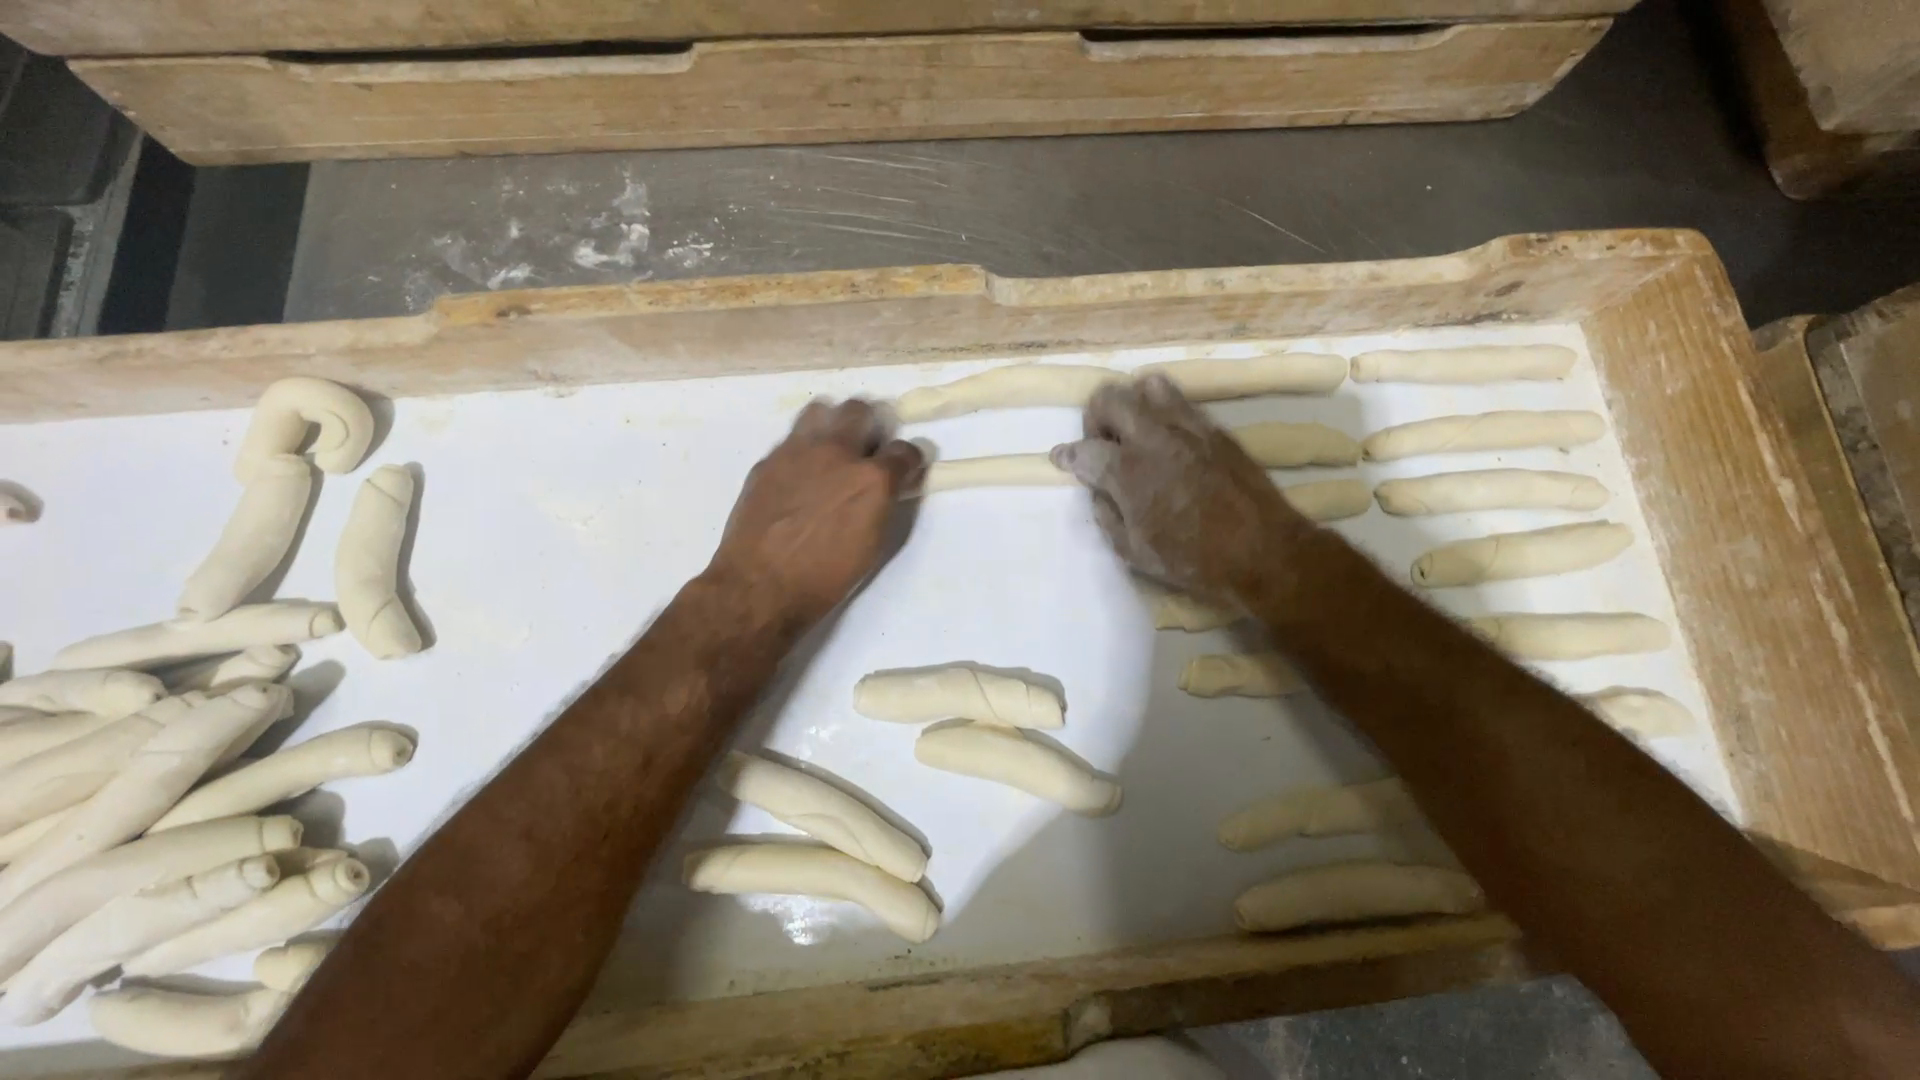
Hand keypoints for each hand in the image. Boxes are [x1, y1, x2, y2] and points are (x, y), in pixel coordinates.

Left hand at [707, 399, 924, 629]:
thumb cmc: (824, 578)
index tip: (903, 469)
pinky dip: (802, 449)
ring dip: (832, 424)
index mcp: (872, 479)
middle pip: (860, 410)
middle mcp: (837, 453)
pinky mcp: (768, 460)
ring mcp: (797, 451)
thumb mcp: (871, 545)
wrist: (761, 585)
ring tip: (830, 449)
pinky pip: (791, 439)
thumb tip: (889, 487)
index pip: (905, 451)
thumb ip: (884, 505)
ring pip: (820, 409)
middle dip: (870, 426)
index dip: (907, 460)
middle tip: (865, 450)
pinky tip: (799, 475)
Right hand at [1051, 374, 1315, 603]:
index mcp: (1128, 471)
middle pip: (1110, 398)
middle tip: (1103, 445)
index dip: (1067, 456)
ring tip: (1136, 433)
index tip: (1061, 459)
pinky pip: (1180, 401)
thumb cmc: (1193, 561)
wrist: (1263, 552)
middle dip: (1096, 418)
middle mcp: (1153, 437)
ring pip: (1147, 386)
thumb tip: (1100, 491)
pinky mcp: (1215, 428)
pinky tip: (1167, 439)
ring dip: (1133, 404)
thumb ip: (1106, 515)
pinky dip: (1163, 412)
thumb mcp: (1133, 552)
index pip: (1084, 450)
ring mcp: (1187, 427)